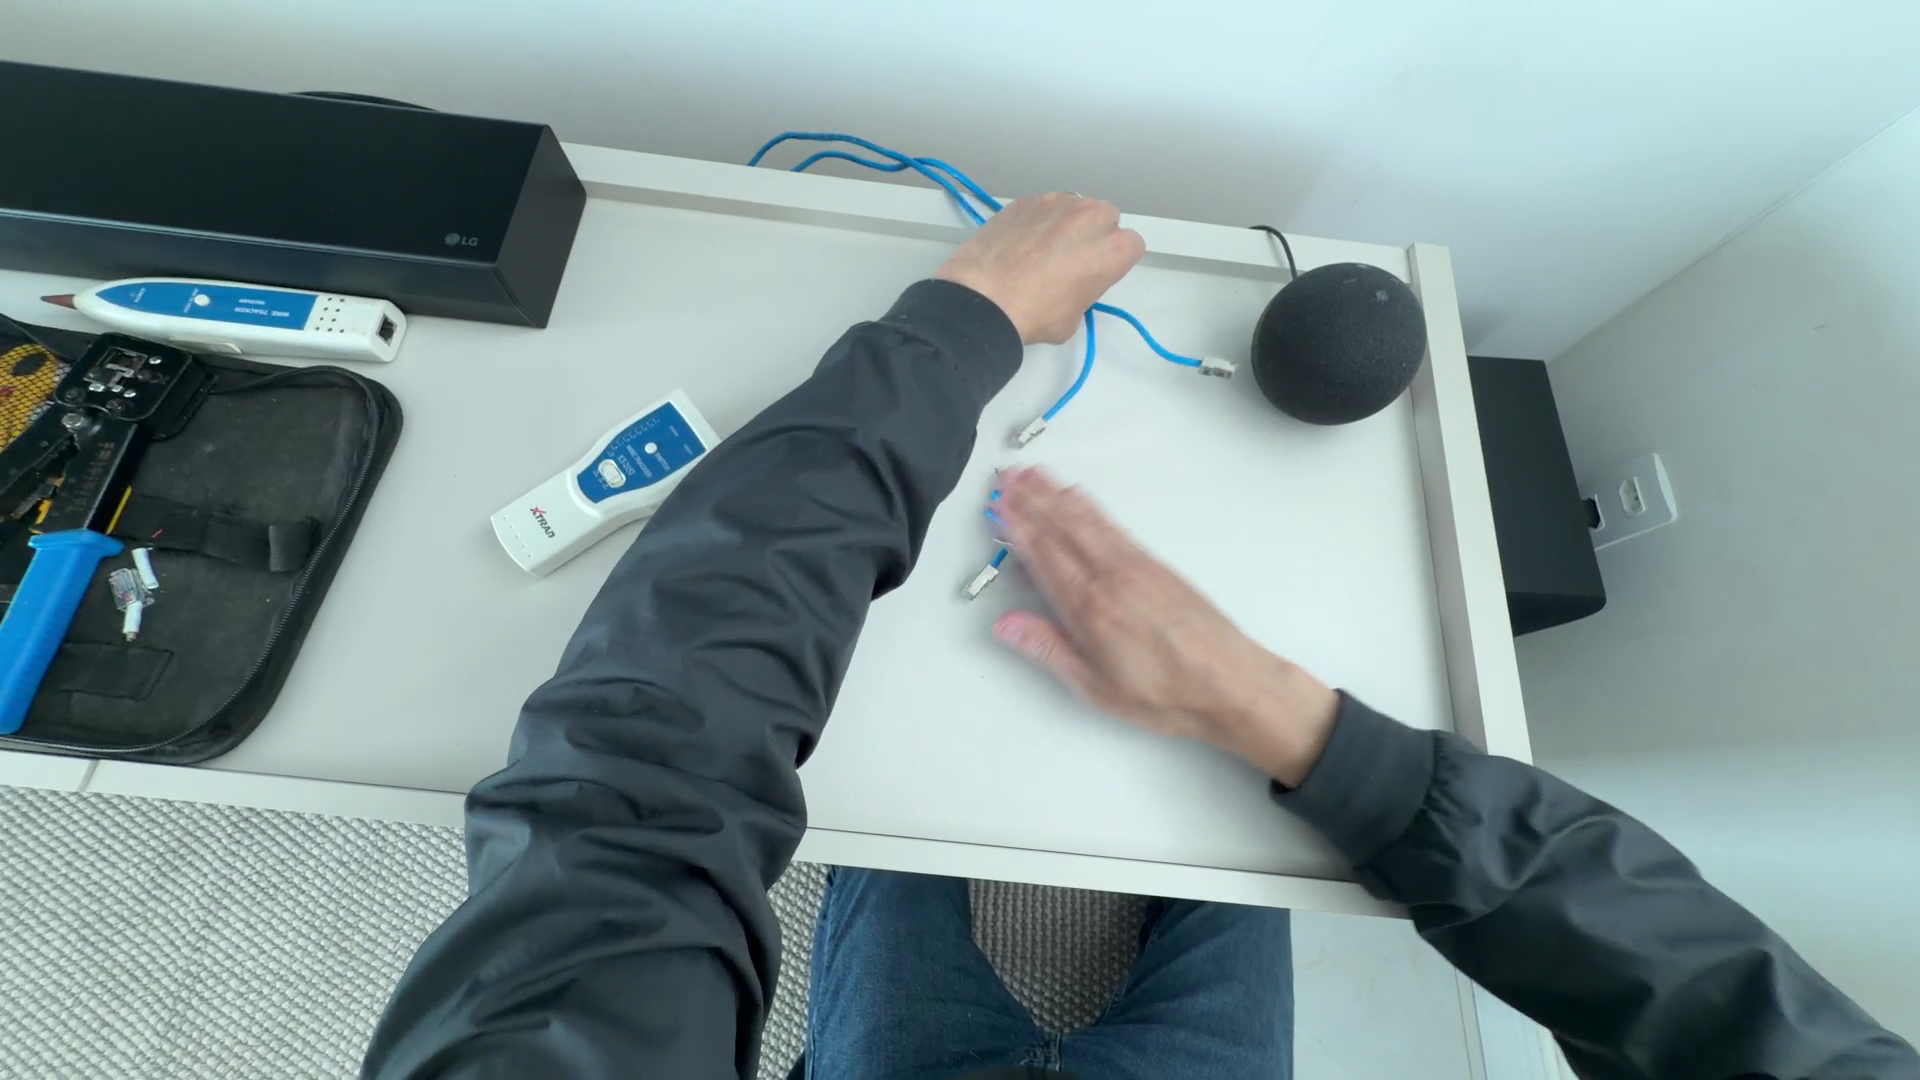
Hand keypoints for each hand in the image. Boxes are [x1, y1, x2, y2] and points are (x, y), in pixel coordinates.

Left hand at [934, 194, 1144, 344]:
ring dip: (1065, 224)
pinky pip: (1042, 206)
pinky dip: (1037, 220)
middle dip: (1092, 235)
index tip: (1098, 272)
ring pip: (1074, 207)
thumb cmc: (1033, 314)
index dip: (1114, 260)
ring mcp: (1058, 202)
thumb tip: (1069, 287)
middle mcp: (1092, 217)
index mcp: (1114, 249)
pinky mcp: (1027, 199)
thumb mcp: (1072, 319)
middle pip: (1105, 218)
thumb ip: (1084, 292)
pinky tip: (1021, 243)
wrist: (986, 299)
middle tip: (1070, 261)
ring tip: (1042, 251)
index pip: (1131, 245)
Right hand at [991, 467, 1339, 786]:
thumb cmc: (1168, 692)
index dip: (1019, 527)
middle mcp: (1112, 577)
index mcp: (1091, 607)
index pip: (1044, 556)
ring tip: (1035, 474)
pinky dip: (1092, 507)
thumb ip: (1048, 649)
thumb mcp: (1095, 686)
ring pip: (1088, 521)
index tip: (1000, 506)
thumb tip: (1007, 625)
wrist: (1231, 684)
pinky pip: (1115, 526)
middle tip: (1008, 477)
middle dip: (1032, 499)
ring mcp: (1137, 566)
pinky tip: (1080, 497)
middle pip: (1063, 528)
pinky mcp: (1157, 565)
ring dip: (1057, 495)